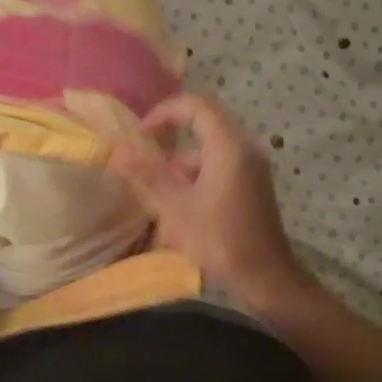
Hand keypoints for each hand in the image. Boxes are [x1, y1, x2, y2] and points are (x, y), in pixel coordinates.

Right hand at [109, 94, 316, 317]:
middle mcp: (244, 148)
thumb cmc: (218, 239)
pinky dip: (195, 175)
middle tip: (142, 156)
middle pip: (204, 124)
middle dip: (170, 137)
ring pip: (210, 149)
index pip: (196, 106)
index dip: (164, 112)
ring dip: (180, 162)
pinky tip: (177, 203)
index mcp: (228, 147)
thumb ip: (148, 175)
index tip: (140, 134)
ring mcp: (251, 167)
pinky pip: (220, 166)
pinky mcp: (251, 186)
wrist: (263, 275)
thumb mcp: (176, 208)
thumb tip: (118, 151)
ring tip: (153, 188)